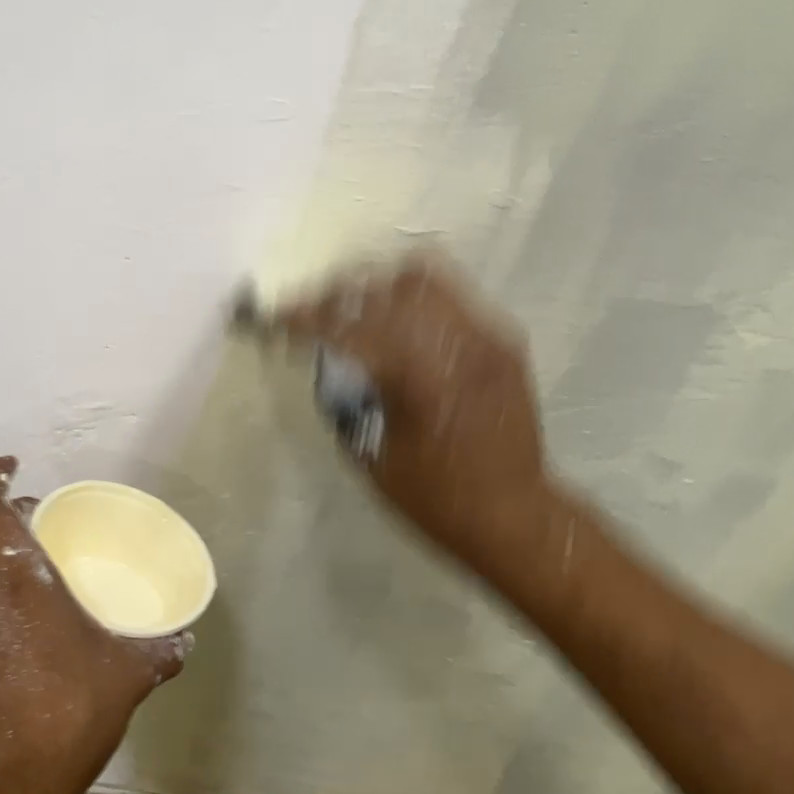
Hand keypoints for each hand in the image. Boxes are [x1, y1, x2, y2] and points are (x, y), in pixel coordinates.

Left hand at [0, 456, 189, 793]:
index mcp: (17, 579)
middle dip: (13, 531)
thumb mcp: (128, 676)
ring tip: (39, 603)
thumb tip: (182, 642)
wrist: (9, 786)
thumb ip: (159, 652)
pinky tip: (18, 654)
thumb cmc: (71, 710)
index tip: (10, 466)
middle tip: (46, 538)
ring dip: (3, 581)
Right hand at [271, 254, 552, 559]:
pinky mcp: (502, 340)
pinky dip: (414, 301)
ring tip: (354, 308)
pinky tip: (398, 324)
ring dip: (378, 289)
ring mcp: (484, 336)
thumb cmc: (435, 497)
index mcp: (417, 378)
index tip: (277, 320)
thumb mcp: (371, 451)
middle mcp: (454, 344)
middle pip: (382, 287)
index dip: (305, 317)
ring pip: (421, 279)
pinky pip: (452, 297)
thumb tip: (330, 361)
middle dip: (337, 295)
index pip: (348, 324)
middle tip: (312, 312)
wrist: (515, 513)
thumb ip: (349, 397)